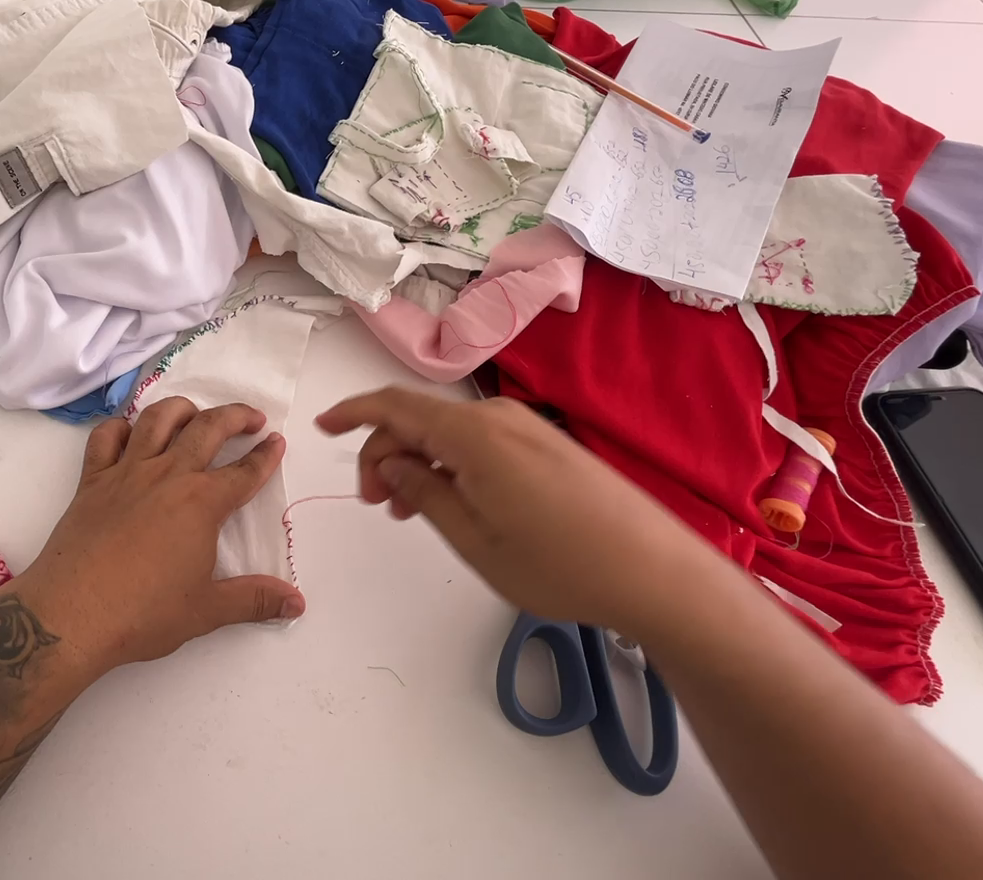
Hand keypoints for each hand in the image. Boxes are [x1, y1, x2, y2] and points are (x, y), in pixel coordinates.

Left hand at [6, 398, 304, 683]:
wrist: (72, 614)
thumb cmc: (144, 613)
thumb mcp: (207, 610)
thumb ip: (254, 600)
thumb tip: (296, 602)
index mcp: (201, 503)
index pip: (243, 472)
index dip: (265, 456)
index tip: (276, 442)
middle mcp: (166, 475)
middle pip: (207, 429)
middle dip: (235, 416)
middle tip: (252, 418)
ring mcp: (126, 473)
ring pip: (157, 419)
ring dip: (182, 408)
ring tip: (196, 413)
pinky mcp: (92, 480)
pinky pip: (105, 437)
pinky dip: (120, 427)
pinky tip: (130, 433)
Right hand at [315, 388, 720, 631]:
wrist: (660, 576)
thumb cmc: (558, 564)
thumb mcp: (473, 538)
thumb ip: (423, 492)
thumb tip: (391, 463)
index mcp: (473, 434)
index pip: (395, 406)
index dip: (353, 412)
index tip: (322, 427)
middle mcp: (498, 418)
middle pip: (419, 420)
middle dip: (385, 454)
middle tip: (377, 505)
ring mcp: (527, 428)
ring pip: (449, 432)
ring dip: (418, 461)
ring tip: (412, 510)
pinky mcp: (547, 445)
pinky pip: (479, 442)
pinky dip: (451, 463)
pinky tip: (453, 501)